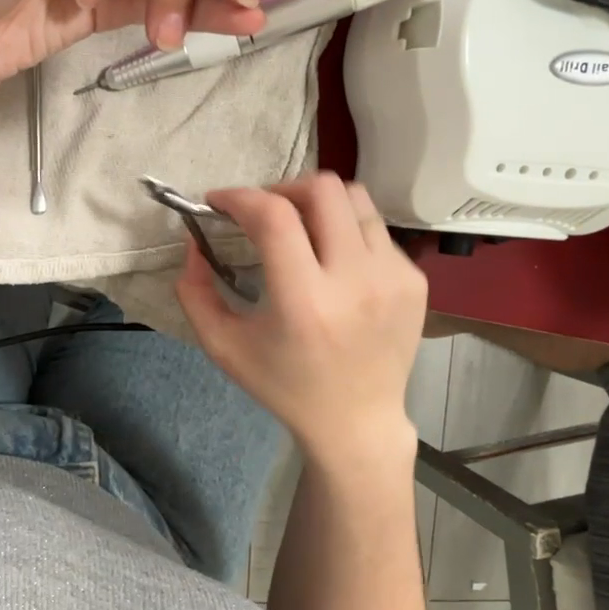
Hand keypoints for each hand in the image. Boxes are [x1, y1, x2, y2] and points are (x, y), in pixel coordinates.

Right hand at [176, 173, 426, 457]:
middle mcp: (356, 280)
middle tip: (260, 211)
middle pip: (322, 190)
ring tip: (297, 228)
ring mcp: (394, 276)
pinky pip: (374, 229)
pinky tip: (329, 262)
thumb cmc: (282, 385)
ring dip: (316, 204)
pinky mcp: (414, 279)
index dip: (239, 197)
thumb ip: (194, 291)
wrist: (355, 420)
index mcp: (305, 300)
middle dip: (281, 189)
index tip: (217, 202)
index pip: (274, 216)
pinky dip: (343, 232)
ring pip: (355, 198)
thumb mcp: (222, 345)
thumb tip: (194, 242)